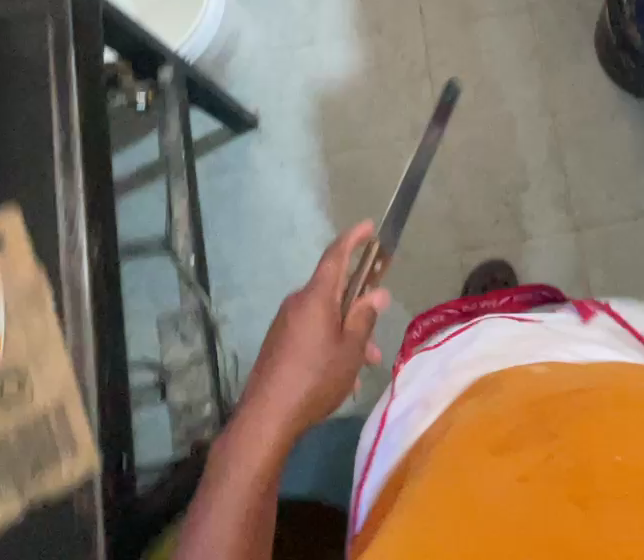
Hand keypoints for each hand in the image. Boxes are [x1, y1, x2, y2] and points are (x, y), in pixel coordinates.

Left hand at [235, 221, 391, 440]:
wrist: (266, 418)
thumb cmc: (315, 378)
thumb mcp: (350, 350)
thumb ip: (365, 318)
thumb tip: (377, 293)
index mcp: (316, 297)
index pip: (336, 255)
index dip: (353, 239)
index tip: (368, 226)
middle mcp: (298, 302)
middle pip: (334, 293)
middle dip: (359, 311)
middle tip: (376, 340)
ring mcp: (285, 323)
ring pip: (325, 317)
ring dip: (347, 334)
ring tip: (363, 368)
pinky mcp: (278, 343)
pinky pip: (311, 332)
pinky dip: (330, 344)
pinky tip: (340, 377)